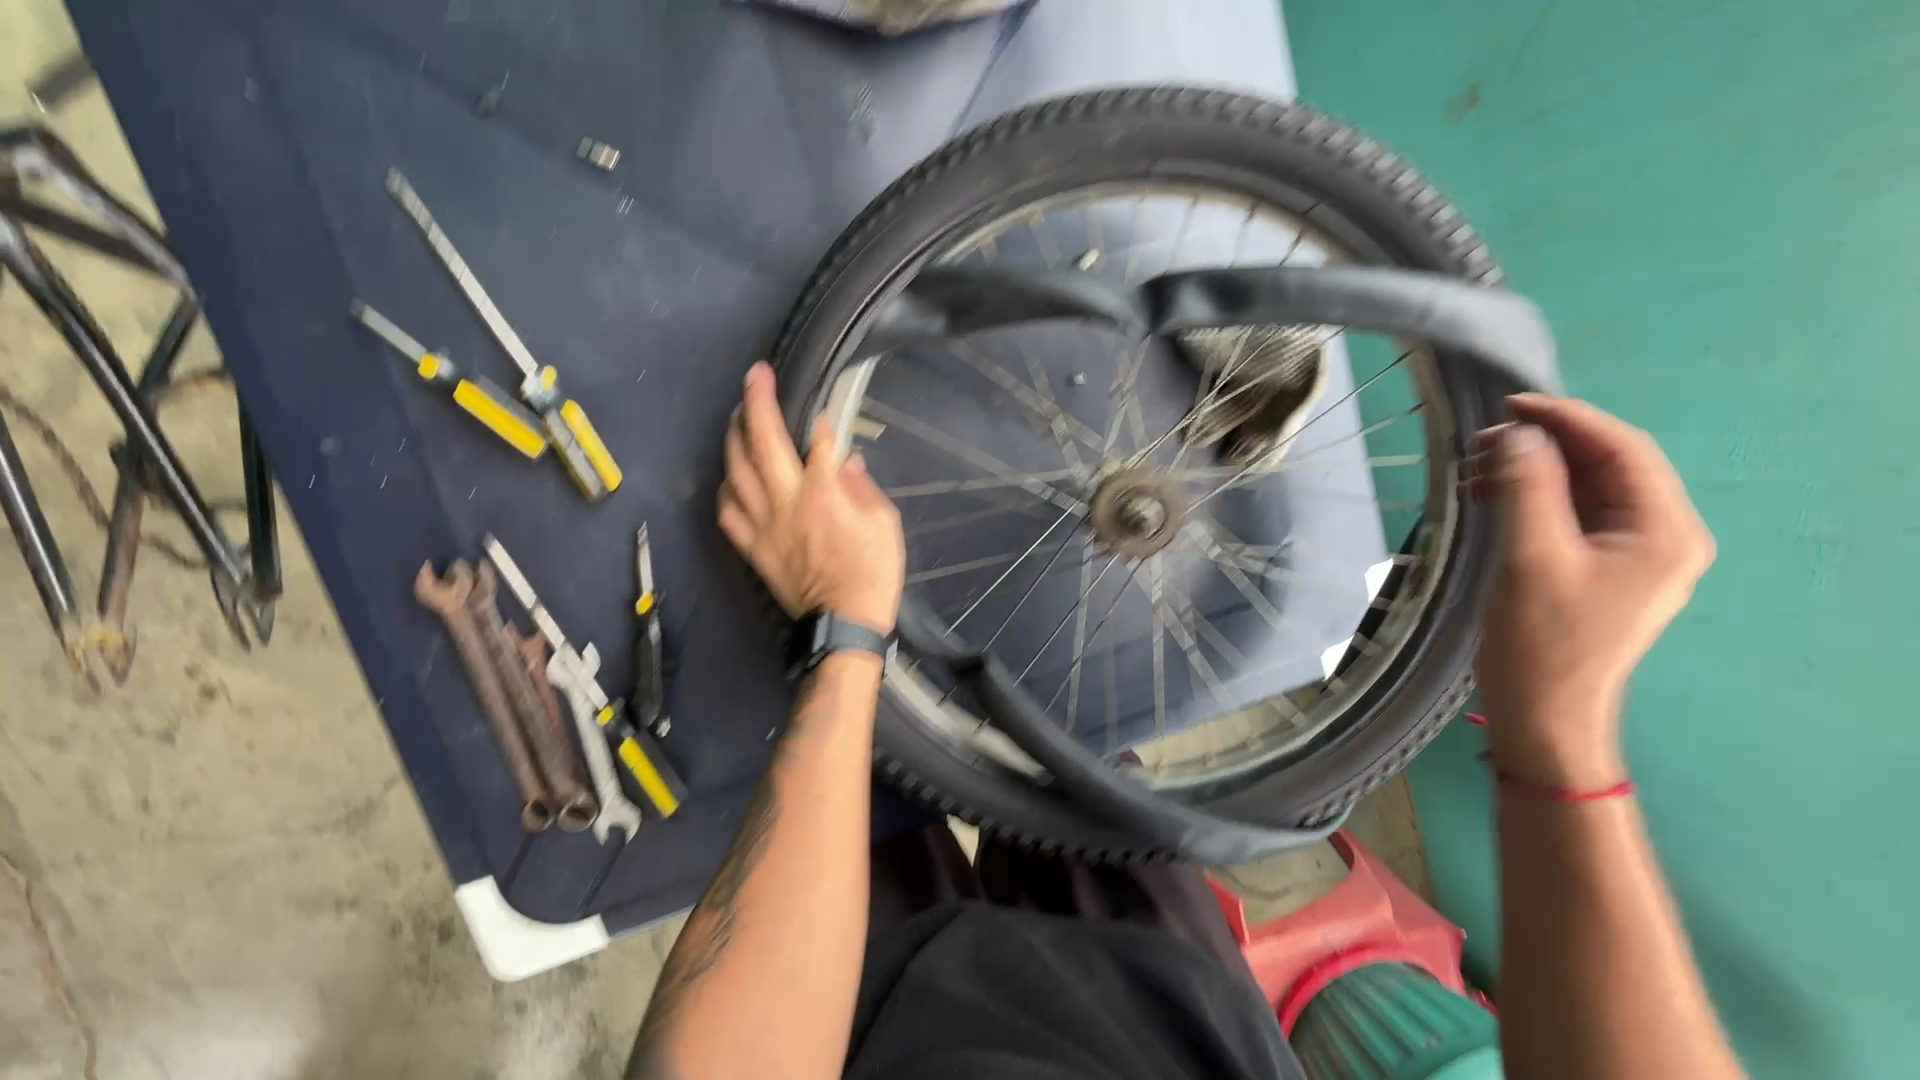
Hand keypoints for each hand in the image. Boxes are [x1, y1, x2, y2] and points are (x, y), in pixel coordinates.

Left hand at [719, 361, 904, 633]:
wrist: (845, 622)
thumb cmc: (872, 573)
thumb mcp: (885, 524)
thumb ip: (864, 487)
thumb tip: (847, 461)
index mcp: (824, 493)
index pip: (816, 442)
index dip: (819, 421)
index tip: (821, 411)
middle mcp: (787, 502)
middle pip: (764, 443)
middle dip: (758, 402)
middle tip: (756, 375)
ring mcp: (764, 525)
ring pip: (737, 471)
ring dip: (734, 438)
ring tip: (738, 417)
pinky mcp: (753, 548)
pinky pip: (728, 512)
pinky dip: (726, 489)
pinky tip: (730, 477)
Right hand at [1473, 395, 1714, 786]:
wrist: (1543, 713)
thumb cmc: (1542, 640)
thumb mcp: (1531, 558)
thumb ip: (1527, 488)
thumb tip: (1515, 435)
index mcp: (1665, 531)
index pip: (1624, 450)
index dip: (1568, 419)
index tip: (1508, 405)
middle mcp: (1662, 536)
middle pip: (1607, 466)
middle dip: (1544, 445)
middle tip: (1481, 442)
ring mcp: (1632, 554)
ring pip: (1585, 488)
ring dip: (1533, 471)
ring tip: (1476, 470)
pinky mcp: (1600, 568)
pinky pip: (1571, 515)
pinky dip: (1532, 498)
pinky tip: (1490, 496)